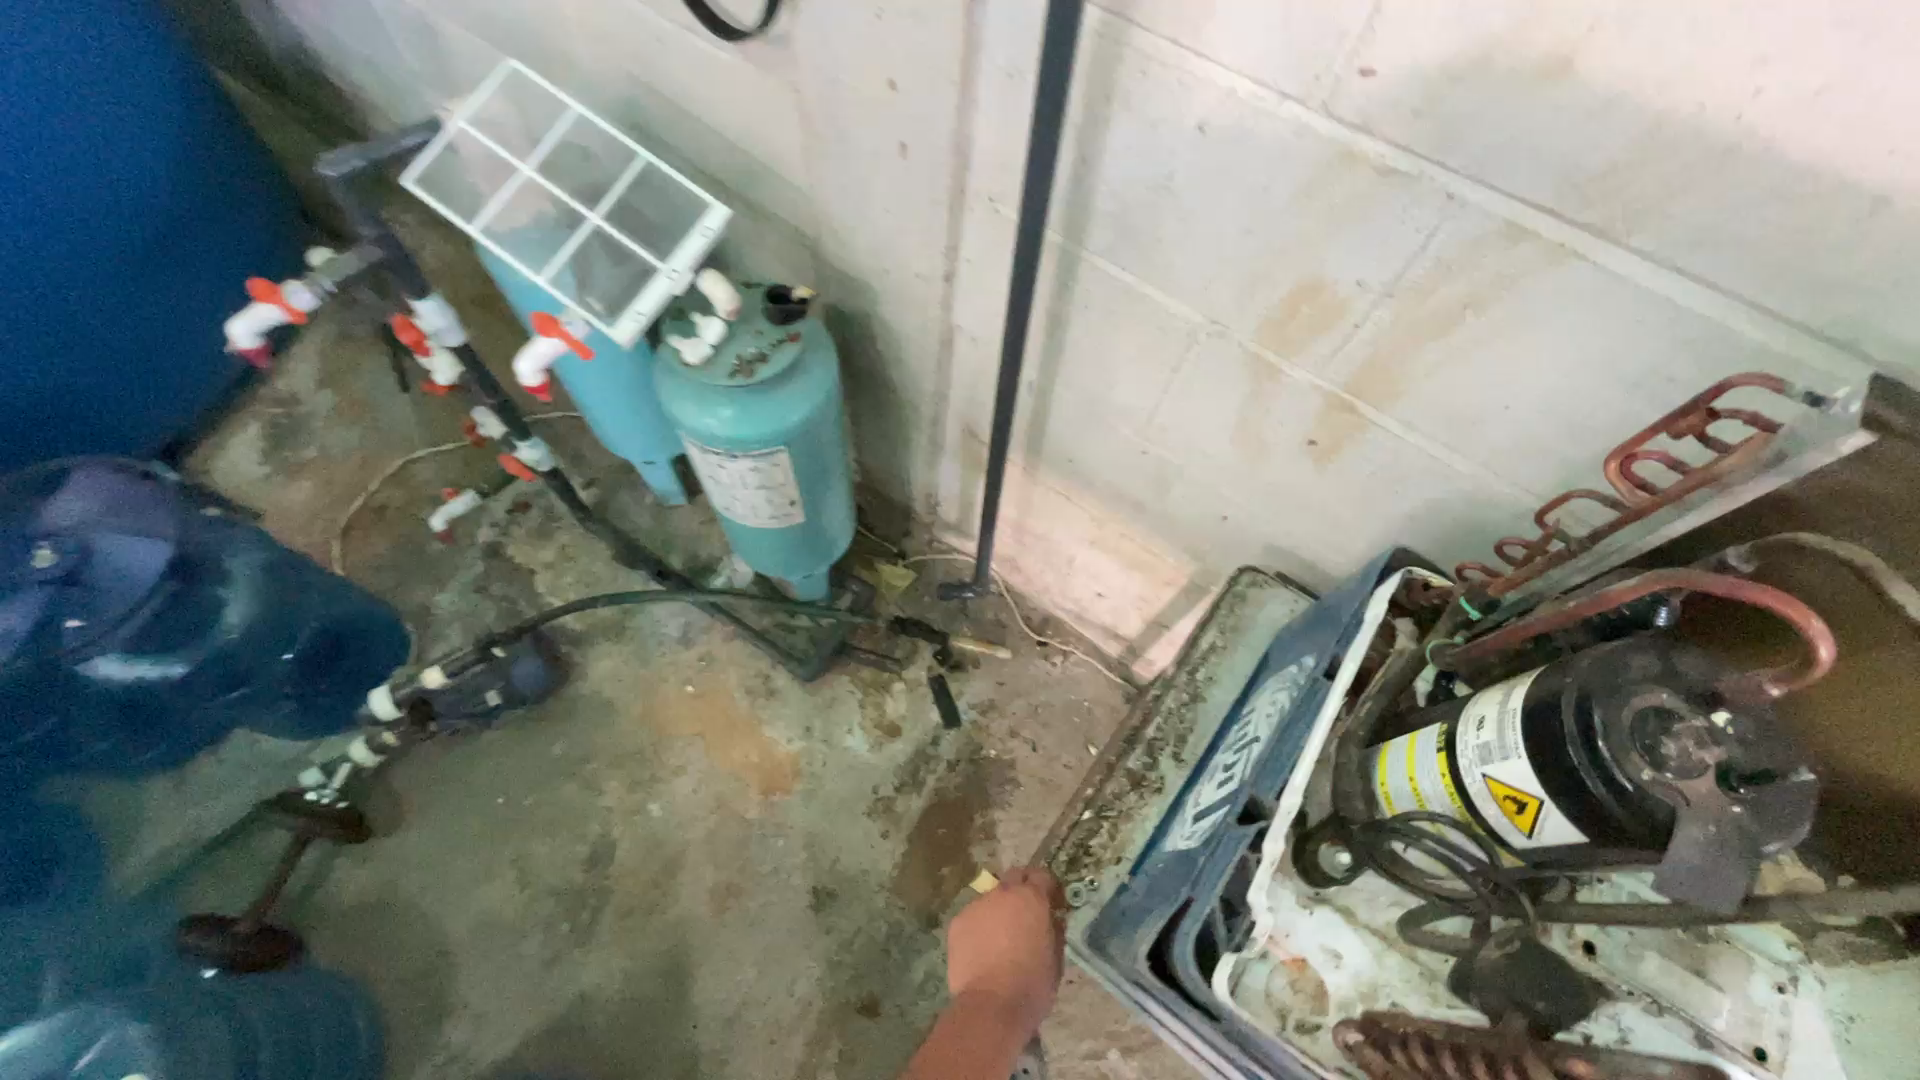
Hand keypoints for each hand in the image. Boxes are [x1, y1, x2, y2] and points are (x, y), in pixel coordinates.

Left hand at [945, 866, 1065, 1035]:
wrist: (991, 1006)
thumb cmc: (1032, 985)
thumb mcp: (1057, 958)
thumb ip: (1055, 930)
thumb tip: (1052, 919)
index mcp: (1031, 898)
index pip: (1042, 875)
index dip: (1048, 887)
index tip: (1052, 903)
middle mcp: (1003, 893)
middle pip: (1014, 876)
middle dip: (1022, 889)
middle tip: (1025, 914)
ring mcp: (977, 905)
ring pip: (991, 898)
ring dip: (999, 910)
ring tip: (1000, 939)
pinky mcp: (957, 922)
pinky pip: (973, 917)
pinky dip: (980, 926)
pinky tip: (982, 950)